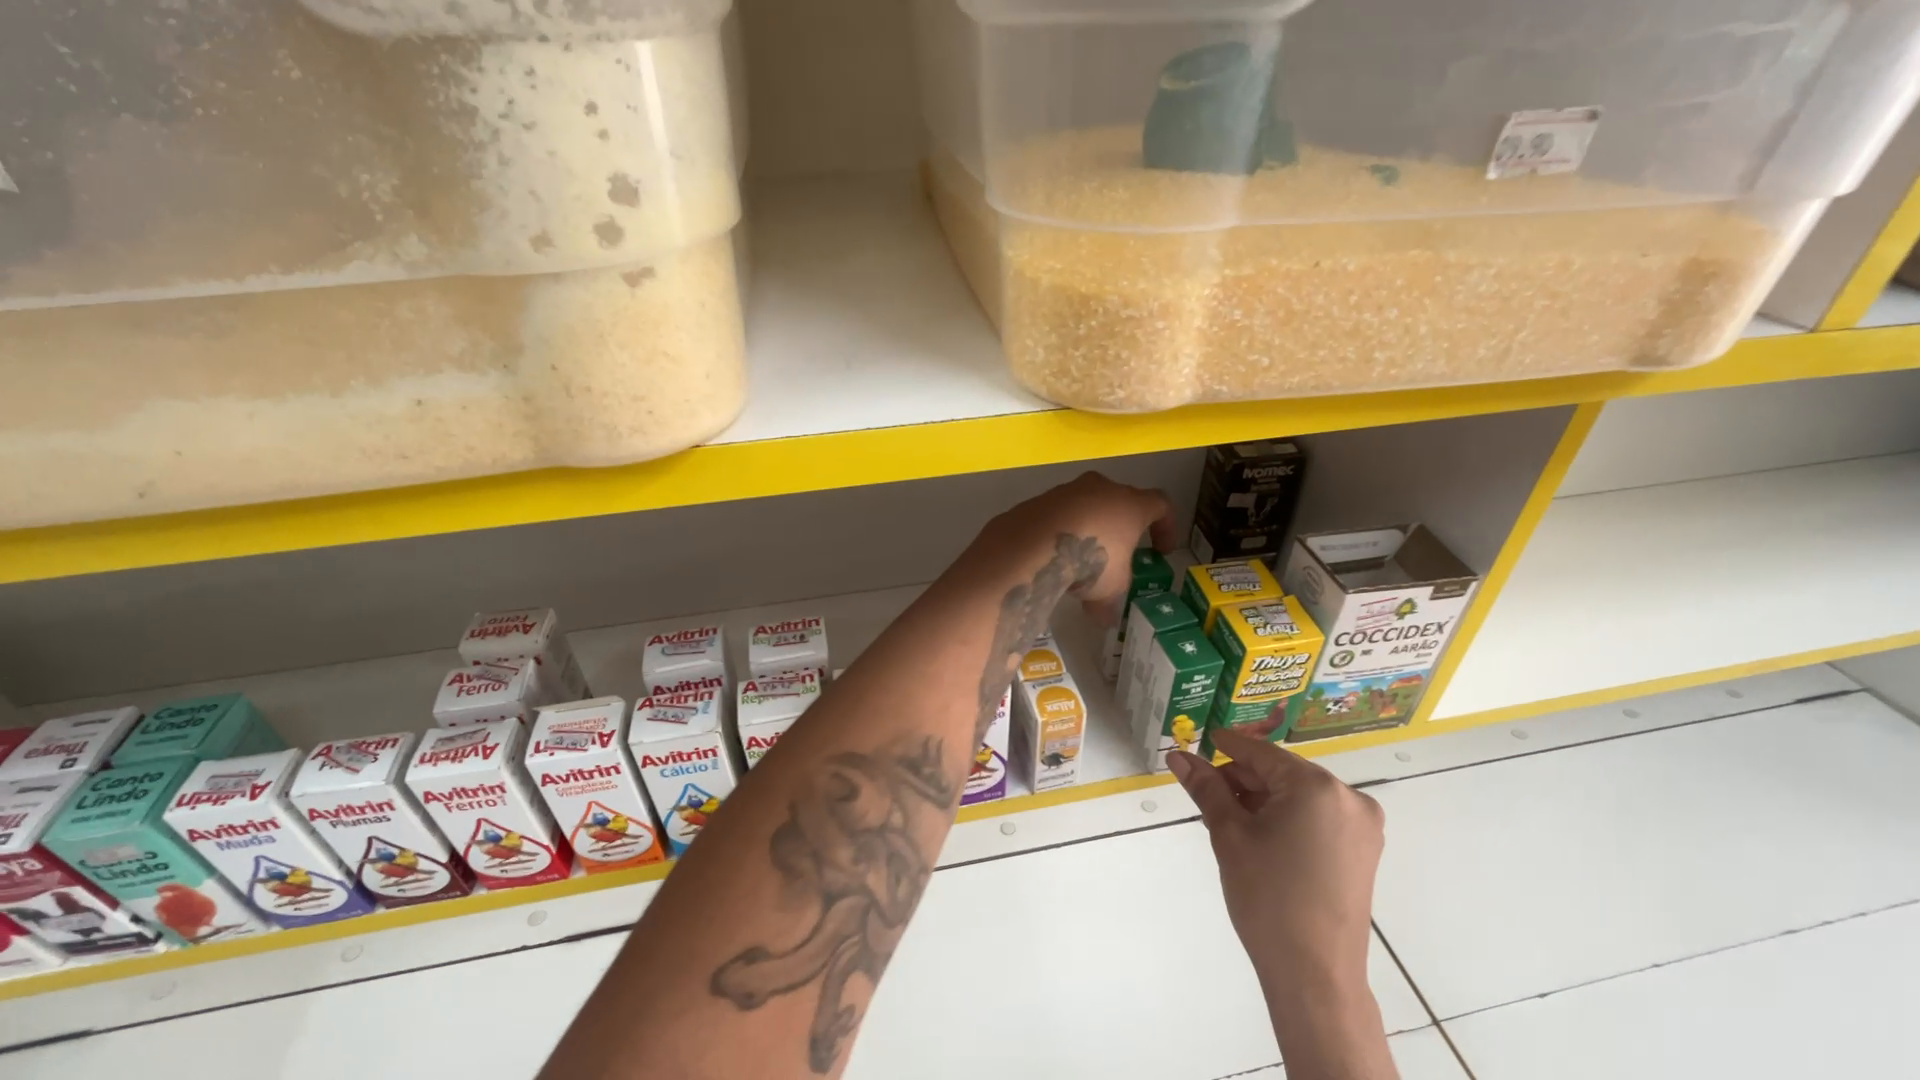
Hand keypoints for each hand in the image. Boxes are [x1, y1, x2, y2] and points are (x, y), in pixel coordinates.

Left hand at [974, 472, 1176, 621]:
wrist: (1031, 543)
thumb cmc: (1090, 560)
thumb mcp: (1109, 589)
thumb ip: (1110, 603)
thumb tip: (1105, 620)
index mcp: (1132, 505)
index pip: (1161, 505)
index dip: (1166, 527)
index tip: (1162, 551)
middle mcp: (1102, 488)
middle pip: (1121, 501)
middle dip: (1121, 527)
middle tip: (1117, 554)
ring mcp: (1068, 490)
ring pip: (1086, 506)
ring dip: (1088, 529)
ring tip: (1080, 561)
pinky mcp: (1039, 499)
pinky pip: (1057, 514)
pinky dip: (1060, 532)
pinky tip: (1052, 556)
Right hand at [1167, 727, 1384, 988]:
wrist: (1315, 972)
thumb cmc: (1267, 897)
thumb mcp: (1230, 836)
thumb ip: (1206, 789)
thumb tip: (1178, 756)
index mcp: (1317, 787)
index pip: (1262, 753)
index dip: (1228, 747)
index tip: (1201, 743)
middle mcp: (1349, 797)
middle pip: (1283, 773)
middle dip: (1244, 780)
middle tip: (1207, 795)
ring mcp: (1362, 825)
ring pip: (1300, 796)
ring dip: (1264, 800)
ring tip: (1229, 821)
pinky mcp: (1363, 850)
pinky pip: (1318, 817)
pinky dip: (1288, 819)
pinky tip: (1260, 838)